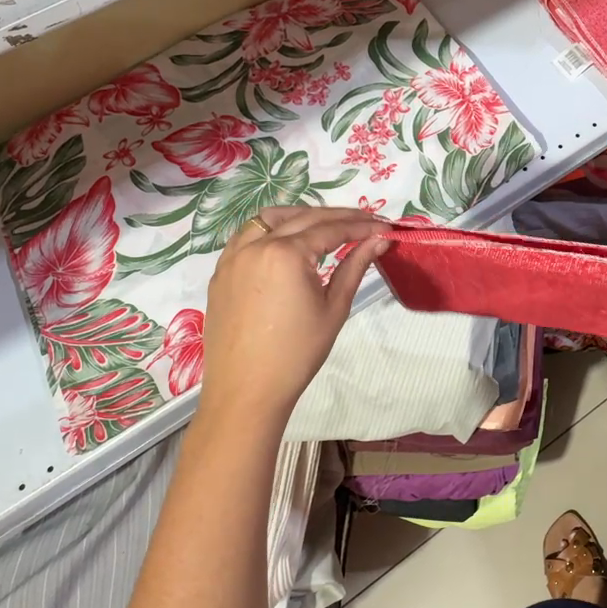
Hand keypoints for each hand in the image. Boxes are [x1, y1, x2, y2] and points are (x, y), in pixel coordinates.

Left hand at [199, 206, 391, 424]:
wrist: (245, 392)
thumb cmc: (296, 354)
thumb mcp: (334, 308)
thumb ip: (355, 265)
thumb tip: (380, 239)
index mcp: (286, 254)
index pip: (331, 229)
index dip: (362, 226)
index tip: (385, 227)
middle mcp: (257, 245)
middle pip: (304, 217)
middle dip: (338, 217)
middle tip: (366, 222)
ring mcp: (233, 258)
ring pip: (270, 218)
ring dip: (301, 215)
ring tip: (326, 225)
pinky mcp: (221, 272)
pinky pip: (246, 236)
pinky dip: (270, 229)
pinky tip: (287, 241)